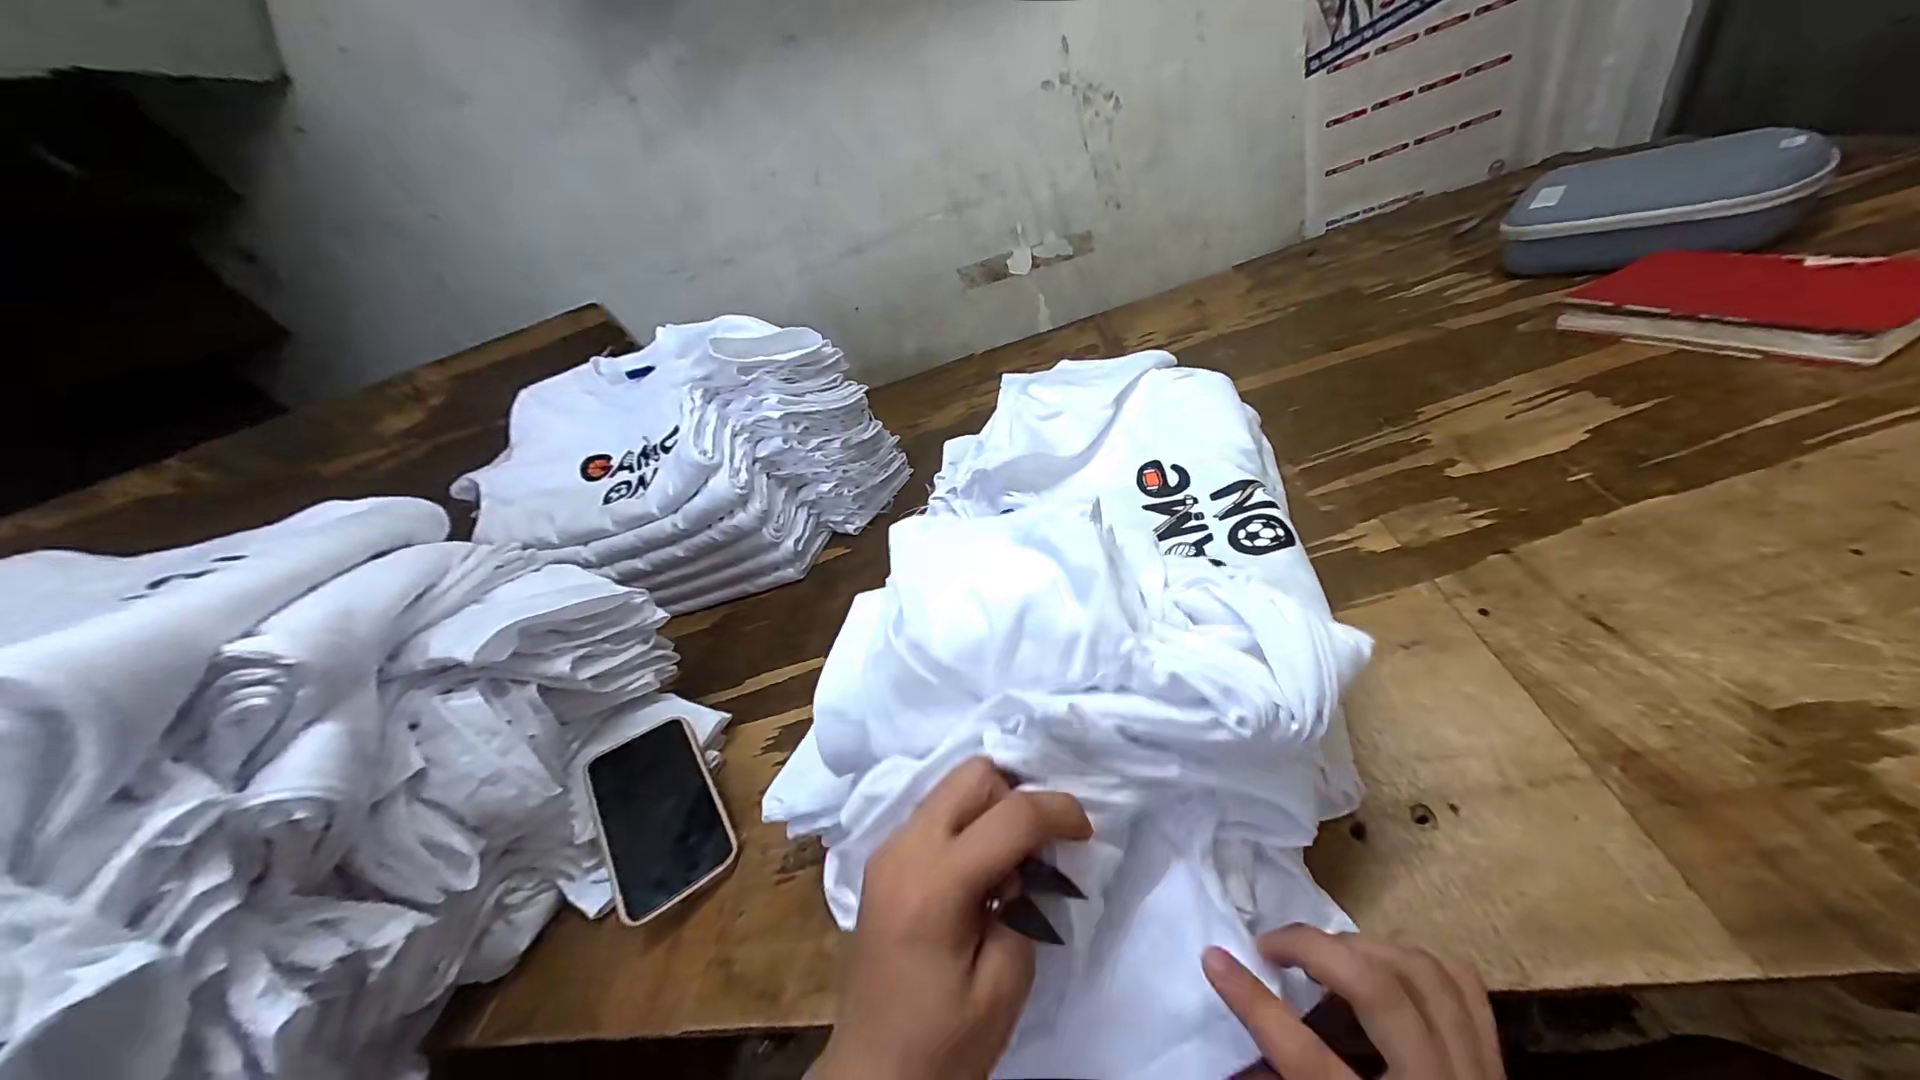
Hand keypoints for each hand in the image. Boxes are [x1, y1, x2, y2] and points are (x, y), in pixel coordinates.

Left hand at [809, 758, 1093, 1079]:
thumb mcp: (1005, 984)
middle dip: (1018, 796)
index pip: (1009, 814)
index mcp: (934, 884)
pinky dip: (968, 819)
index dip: (1058, 811)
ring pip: (953, 784)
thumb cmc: (944, 1042)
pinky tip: (980, 866)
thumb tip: (1026, 859)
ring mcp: (887, 848)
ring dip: (992, 805)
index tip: (1085, 831)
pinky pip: (935, 809)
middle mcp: (903, 848)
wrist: (873, 1073)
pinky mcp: (884, 857)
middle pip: (974, 774)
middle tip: (1041, 845)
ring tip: (1012, 858)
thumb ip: (1025, 905)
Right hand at [1203, 927, 1502, 1079]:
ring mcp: (1479, 1077)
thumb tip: (1236, 1050)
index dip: (1252, 1001)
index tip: (1214, 958)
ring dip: (1362, 948)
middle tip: (1271, 946)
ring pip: (1422, 974)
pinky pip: (1463, 987)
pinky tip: (1383, 961)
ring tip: (1325, 954)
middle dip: (1312, 948)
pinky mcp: (1498, 1068)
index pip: (1306, 1057)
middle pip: (1377, 991)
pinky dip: (1417, 959)